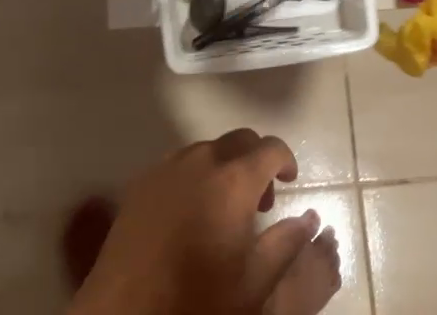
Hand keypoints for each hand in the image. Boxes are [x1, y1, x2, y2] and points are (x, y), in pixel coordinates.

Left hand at [69, 128, 324, 314]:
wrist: (127, 306)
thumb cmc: (199, 295)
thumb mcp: (255, 282)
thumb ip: (286, 243)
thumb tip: (309, 218)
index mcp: (234, 180)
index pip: (271, 147)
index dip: (286, 160)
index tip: (290, 183)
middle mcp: (201, 161)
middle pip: (240, 139)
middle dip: (257, 160)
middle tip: (260, 202)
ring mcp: (168, 167)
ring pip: (208, 149)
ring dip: (226, 166)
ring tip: (225, 208)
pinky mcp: (142, 180)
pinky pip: (179, 162)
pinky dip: (196, 173)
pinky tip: (191, 210)